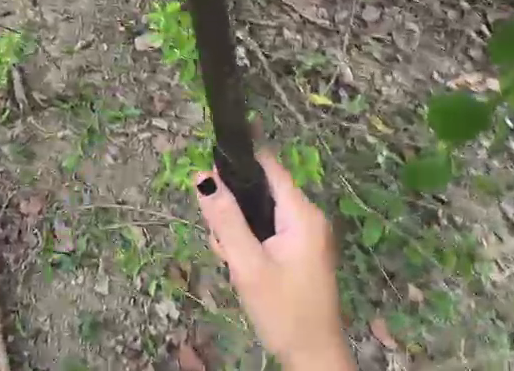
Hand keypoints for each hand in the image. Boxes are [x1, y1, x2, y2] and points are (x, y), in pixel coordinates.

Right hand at [195, 154, 352, 370]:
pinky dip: (247, 240)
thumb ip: (225, 218)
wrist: (312, 361)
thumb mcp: (247, 264)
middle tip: (221, 238)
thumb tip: (201, 175)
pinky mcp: (298, 250)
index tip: (207, 178)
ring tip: (231, 258)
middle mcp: (307, 217)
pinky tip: (240, 265)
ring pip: (256, 210)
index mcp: (302, 214)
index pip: (266, 164)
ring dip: (236, 228)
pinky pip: (264, 228)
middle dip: (231, 206)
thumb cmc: (282, 311)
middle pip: (257, 188)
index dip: (235, 163)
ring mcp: (304, 235)